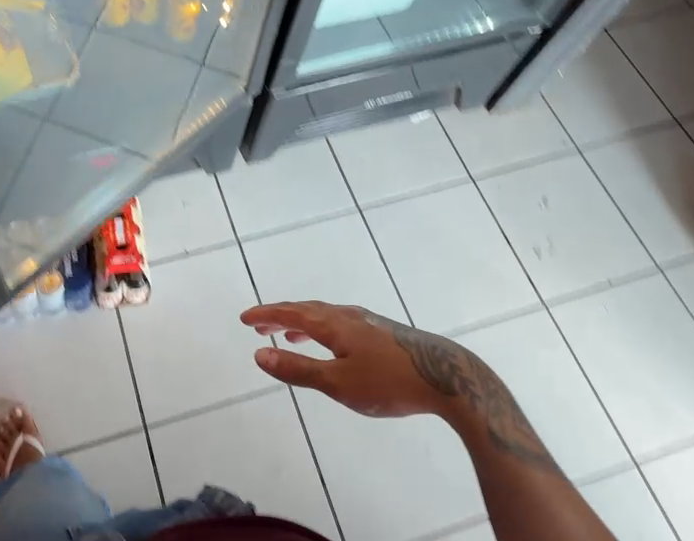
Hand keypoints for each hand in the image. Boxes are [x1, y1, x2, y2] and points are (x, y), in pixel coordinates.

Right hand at [242, 301, 497, 421]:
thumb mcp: (338, 383)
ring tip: (290, 333)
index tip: (244, 318)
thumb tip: (260, 354)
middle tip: (259, 325)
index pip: (291, 312)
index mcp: (334, 323)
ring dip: (303, 321)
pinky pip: (342, 322)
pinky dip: (324, 327)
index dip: (266, 314)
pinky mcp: (385, 333)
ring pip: (327, 315)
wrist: (449, 378)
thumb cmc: (389, 382)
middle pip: (307, 309)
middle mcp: (349, 315)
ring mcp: (370, 322)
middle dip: (281, 315)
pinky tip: (333, 343)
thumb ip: (298, 369)